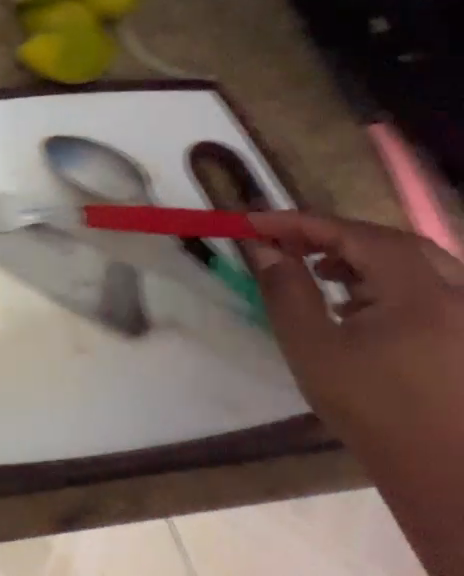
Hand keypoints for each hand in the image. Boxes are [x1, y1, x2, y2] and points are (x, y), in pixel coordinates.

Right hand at [246, 211, 463, 575]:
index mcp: (423, 296)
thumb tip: (260, 245)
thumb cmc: (370, 406)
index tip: (252, 221)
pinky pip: (438, 288)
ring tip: (321, 269)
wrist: (445, 474)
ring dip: (366, 256)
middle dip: (336, 234)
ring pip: (423, 263)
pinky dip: (394, 279)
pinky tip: (361, 302)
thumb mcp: (310, 344)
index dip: (301, 221)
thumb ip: (285, 287)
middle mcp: (461, 297)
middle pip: (397, 242)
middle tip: (285, 239)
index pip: (358, 235)